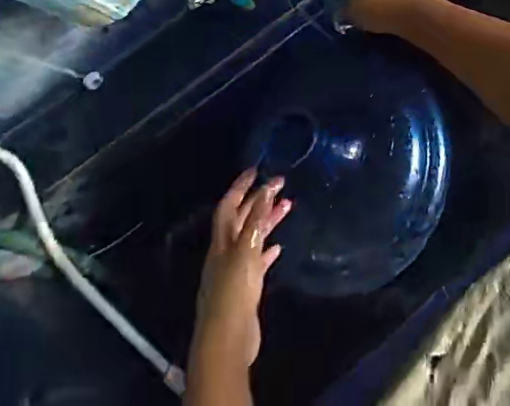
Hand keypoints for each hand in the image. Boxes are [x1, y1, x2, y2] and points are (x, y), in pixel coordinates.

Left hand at [192, 169, 290, 371]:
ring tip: (288, 207)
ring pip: (252, 236)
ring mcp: (235, 269)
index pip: (229, 204)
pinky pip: (258, 260)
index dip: (241, 186)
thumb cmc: (233, 291)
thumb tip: (265, 189)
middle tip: (280, 184)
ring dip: (267, 220)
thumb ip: (256, 221)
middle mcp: (226, 250)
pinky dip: (268, 249)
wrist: (227, 339)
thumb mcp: (245, 250)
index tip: (257, 169)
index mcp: (222, 240)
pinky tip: (279, 247)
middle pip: (242, 218)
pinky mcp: (246, 288)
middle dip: (259, 200)